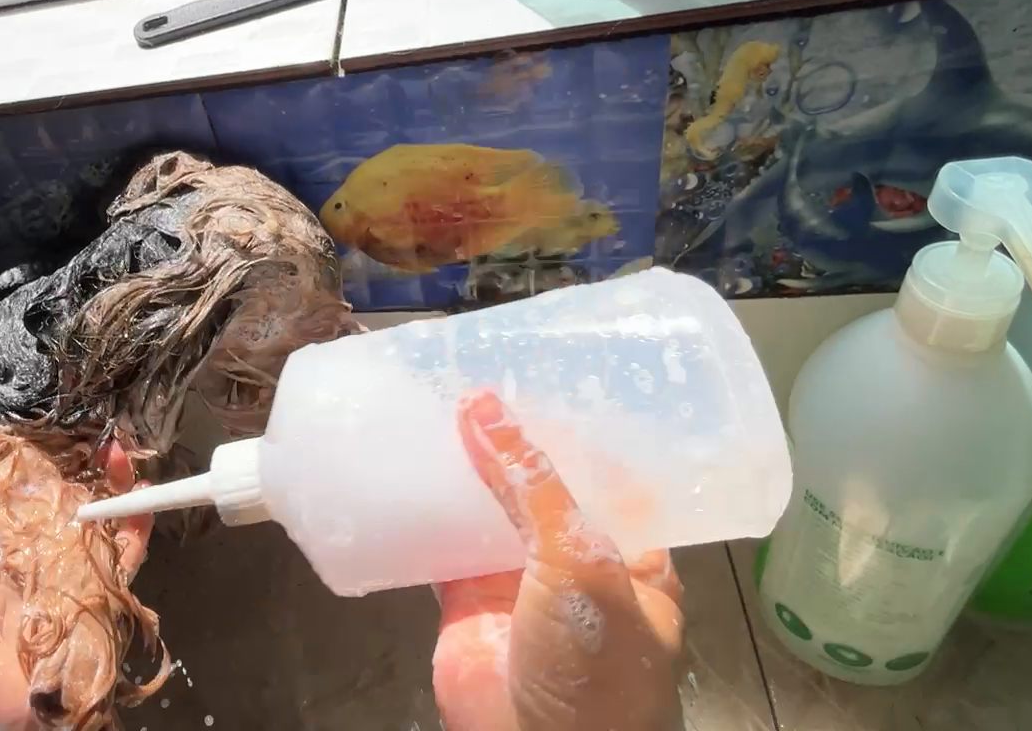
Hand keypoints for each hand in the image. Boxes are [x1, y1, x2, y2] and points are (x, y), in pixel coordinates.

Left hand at [0, 443, 149, 730]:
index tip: (59, 438)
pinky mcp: (95, 601)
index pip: (29, 502)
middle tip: (100, 439)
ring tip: (120, 455)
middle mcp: (39, 564)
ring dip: (114, 488)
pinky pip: (122, 560)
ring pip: (101, 526)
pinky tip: (142, 494)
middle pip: (72, 508)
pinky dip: (137, 528)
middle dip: (88, 471)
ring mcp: (70, 581)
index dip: (47, 469)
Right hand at [432, 390, 685, 730]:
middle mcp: (573, 557)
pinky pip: (442, 537)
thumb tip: (483, 404)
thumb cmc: (593, 663)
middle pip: (536, 482)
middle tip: (474, 373)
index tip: (535, 369)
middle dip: (507, 438)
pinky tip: (404, 458)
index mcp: (627, 550)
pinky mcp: (464, 592)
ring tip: (436, 399)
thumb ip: (532, 485)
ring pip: (487, 505)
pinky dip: (424, 504)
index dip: (569, 422)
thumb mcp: (580, 563)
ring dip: (463, 463)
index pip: (601, 469)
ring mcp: (515, 575)